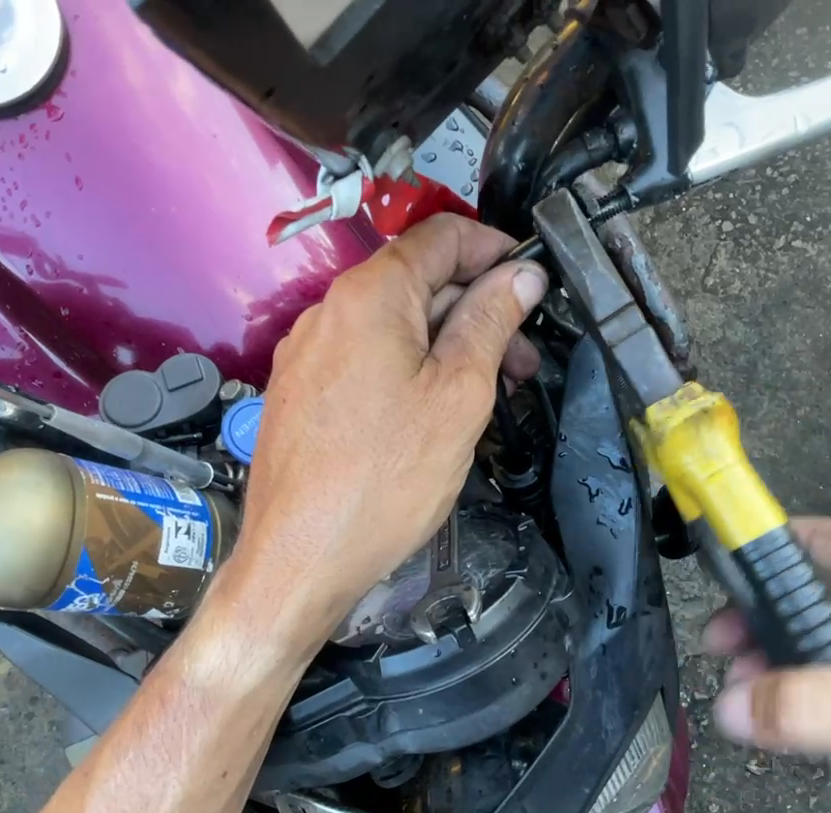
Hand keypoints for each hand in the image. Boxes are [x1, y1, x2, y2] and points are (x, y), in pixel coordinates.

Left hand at [229, 214, 546, 643]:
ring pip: (392, 327)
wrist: (300, 558)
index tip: (530, 280)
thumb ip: (490, 323)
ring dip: (444, 346)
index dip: (494, 249)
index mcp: (369, 296)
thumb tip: (519, 276)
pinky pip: (364, 361)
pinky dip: (406, 370)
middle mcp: (328, 313)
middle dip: (476, 310)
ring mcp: (307, 355)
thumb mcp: (459, 395)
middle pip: (416, 284)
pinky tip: (430, 412)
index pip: (441, 236)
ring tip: (484, 394)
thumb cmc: (382, 481)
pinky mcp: (300, 394)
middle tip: (520, 359)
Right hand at [706, 517, 830, 812]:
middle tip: (718, 654)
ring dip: (786, 667)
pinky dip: (819, 708)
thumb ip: (822, 708)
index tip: (712, 569)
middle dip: (762, 618)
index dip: (766, 546)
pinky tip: (797, 737)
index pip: (824, 543)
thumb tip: (726, 706)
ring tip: (743, 699)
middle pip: (818, 599)